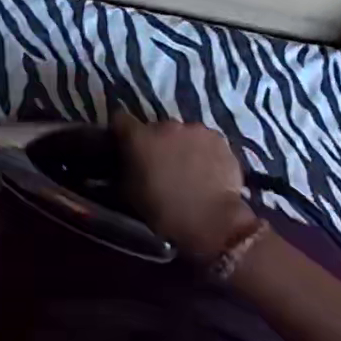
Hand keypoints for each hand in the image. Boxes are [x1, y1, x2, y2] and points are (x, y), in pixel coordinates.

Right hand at [113, 112, 259, 259]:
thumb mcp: (131, 196)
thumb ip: (125, 172)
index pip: (121, 121)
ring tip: (188, 170)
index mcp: (140, 138)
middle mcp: (167, 126)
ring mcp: (197, 130)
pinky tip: (207, 172)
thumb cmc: (165, 212)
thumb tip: (126, 165)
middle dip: (156, 143)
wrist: (212, 219)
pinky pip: (205, 141)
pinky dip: (203, 152)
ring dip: (181, 146)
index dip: (122, 133)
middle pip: (156, 128)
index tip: (125, 147)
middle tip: (160, 166)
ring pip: (183, 134)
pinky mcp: (219, 139)